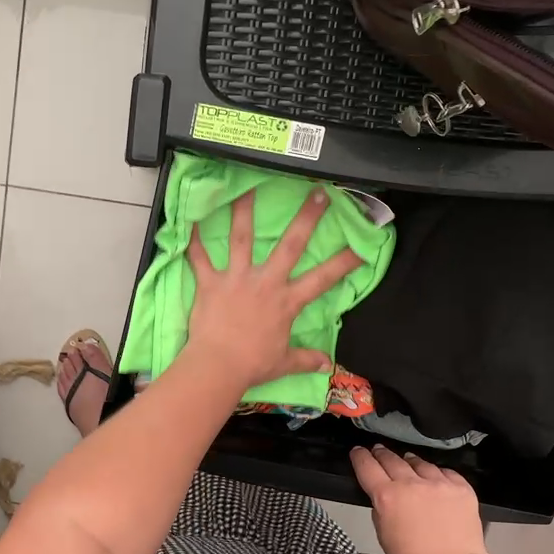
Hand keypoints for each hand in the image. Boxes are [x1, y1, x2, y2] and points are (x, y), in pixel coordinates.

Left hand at [183, 188, 363, 390]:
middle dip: (306, 218)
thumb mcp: (284, 363)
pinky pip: (200, 258)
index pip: (323, 279)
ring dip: (244, 211)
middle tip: (319, 192)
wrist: (218, 366)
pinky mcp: (210, 283)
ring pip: (241, 238)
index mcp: (287, 301)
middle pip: (290, 244)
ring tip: (248, 187)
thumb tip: (327, 365)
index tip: (362, 246)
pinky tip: (192, 219)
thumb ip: (306, 359)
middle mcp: (265, 282)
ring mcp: (236, 279)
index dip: (345, 262)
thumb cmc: (252, 365)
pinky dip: (194, 240)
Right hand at [350, 445, 488, 553]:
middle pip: (392, 459)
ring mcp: (438, 483)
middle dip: (382, 454)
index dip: (360, 456)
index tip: (358, 451)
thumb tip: (383, 499)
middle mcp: (411, 484)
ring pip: (419, 462)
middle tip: (379, 450)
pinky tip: (434, 477)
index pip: (367, 467)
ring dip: (409, 461)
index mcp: (387, 496)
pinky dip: (436, 473)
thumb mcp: (383, 536)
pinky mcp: (460, 488)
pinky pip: (445, 472)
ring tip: (407, 461)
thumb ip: (380, 511)